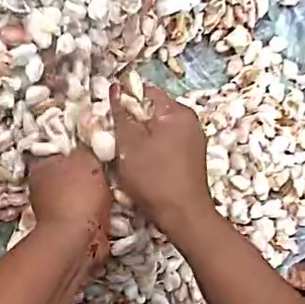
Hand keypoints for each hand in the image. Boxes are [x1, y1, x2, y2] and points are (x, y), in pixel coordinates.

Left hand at [27, 147, 109, 240]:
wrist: (78, 239)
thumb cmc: (78, 194)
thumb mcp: (86, 159)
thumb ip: (87, 149)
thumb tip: (92, 150)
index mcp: (41, 168)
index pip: (62, 152)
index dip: (83, 152)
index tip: (101, 153)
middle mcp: (43, 189)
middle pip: (74, 175)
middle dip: (93, 176)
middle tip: (112, 173)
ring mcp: (55, 211)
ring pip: (83, 196)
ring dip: (99, 196)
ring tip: (116, 192)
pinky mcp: (70, 229)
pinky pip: (90, 214)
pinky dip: (101, 214)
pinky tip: (113, 210)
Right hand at [112, 82, 214, 235]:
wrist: (184, 215)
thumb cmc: (154, 178)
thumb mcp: (129, 144)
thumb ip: (121, 114)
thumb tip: (115, 88)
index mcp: (177, 111)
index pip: (145, 92)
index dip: (124, 102)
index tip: (110, 121)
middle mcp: (190, 121)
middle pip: (153, 111)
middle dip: (133, 123)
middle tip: (116, 141)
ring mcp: (194, 141)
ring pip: (159, 130)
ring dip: (141, 139)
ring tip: (128, 157)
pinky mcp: (192, 159)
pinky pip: (168, 146)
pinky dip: (154, 152)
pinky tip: (144, 168)